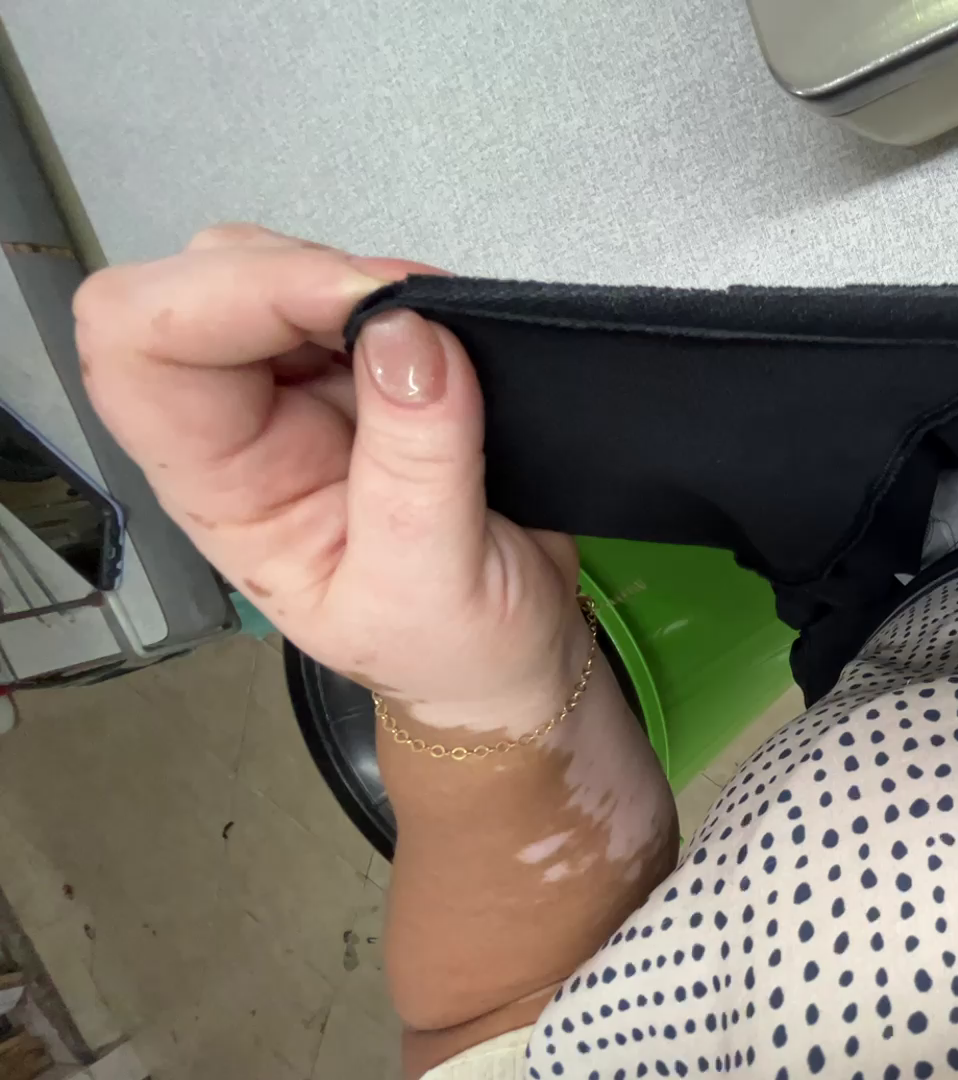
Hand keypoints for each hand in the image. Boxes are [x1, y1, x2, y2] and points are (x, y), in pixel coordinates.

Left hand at [75, 225, 584, 733]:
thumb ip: (420, 466)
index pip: (152, 350)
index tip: (369, 305)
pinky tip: (468, 334)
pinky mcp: (398, 398)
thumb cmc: (460, 645)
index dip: (237, 298)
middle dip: (305, 275)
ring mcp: (329, 409)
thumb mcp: (432, 578)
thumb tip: (413, 336)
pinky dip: (421, 303)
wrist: (516, 657)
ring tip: (455, 326)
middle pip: (206, 292)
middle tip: (421, 306)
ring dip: (368, 284)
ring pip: (290, 283)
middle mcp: (259, 431)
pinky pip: (382, 315)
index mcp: (229, 488)